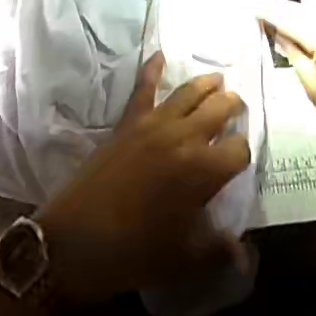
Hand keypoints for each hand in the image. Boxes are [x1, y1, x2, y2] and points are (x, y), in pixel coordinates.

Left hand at [35, 54, 249, 302]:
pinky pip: (143, 87)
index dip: (244, 154)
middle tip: (238, 112)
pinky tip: (160, 54)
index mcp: (204, 170)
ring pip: (191, 91)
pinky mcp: (127, 123)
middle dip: (235, 108)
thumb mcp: (183, 260)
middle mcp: (185, 137)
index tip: (239, 164)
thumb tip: (246, 253)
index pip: (240, 149)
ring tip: (219, 82)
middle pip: (222, 108)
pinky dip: (153, 69)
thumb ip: (219, 251)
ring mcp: (154, 124)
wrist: (70, 244)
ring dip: (209, 85)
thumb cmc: (132, 253)